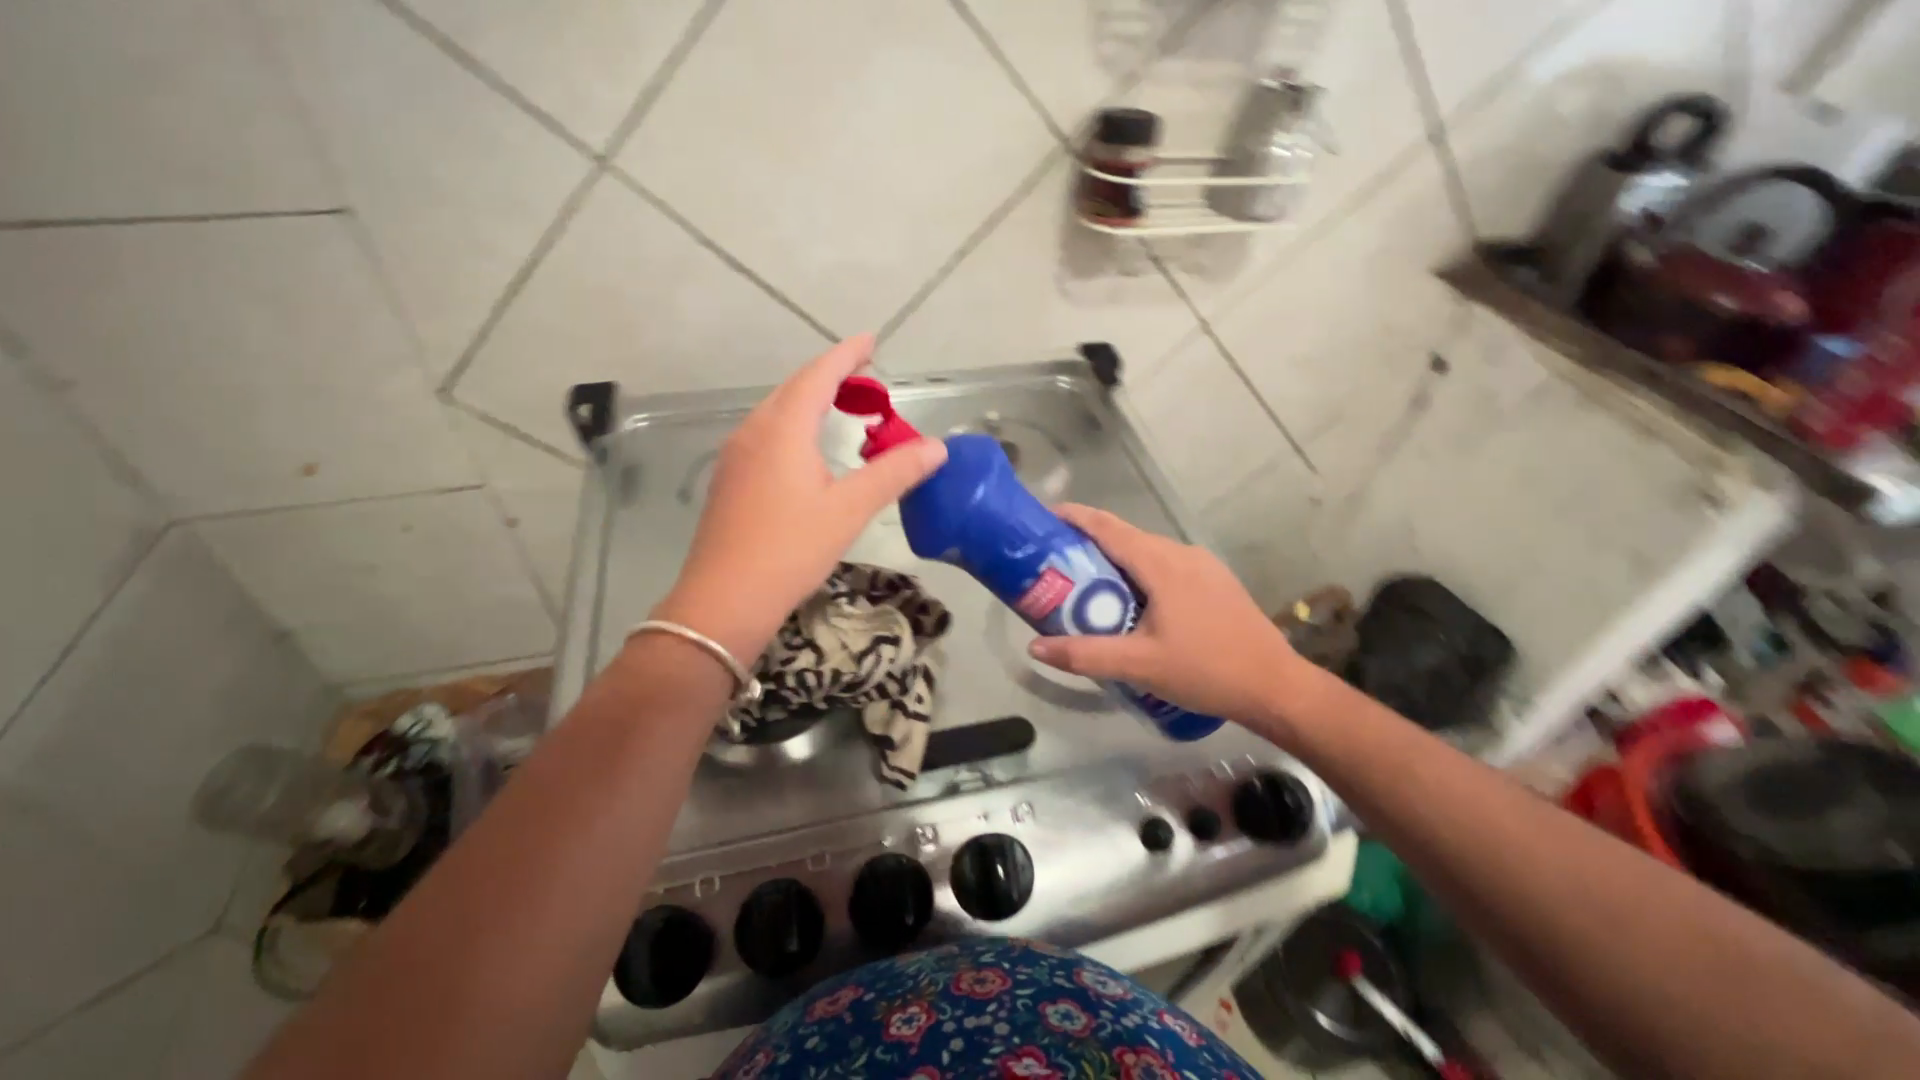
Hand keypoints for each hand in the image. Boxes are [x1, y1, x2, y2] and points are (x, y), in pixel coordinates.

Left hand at [653, 335, 947, 663]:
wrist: (724, 600)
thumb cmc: (790, 550)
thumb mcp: (849, 511)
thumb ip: (893, 474)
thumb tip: (937, 447)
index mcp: (783, 428)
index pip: (819, 375)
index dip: (847, 356)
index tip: (871, 340)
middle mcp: (754, 431)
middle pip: (795, 389)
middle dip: (830, 377)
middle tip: (866, 378)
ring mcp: (736, 455)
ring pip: (777, 412)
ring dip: (810, 403)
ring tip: (843, 410)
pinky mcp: (730, 480)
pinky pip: (766, 435)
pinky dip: (794, 427)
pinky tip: (809, 451)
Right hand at [1028, 505, 1307, 733]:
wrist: (1274, 686)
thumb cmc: (1205, 671)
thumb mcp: (1139, 666)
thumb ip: (1085, 654)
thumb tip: (1035, 646)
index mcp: (1162, 565)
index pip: (1108, 527)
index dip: (1074, 517)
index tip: (1043, 518)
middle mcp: (1182, 554)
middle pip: (1126, 538)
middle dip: (1088, 545)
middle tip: (1054, 567)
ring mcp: (1204, 567)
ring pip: (1148, 554)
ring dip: (1116, 564)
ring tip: (1087, 589)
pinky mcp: (1216, 583)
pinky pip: (1167, 568)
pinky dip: (1140, 576)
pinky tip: (1133, 607)